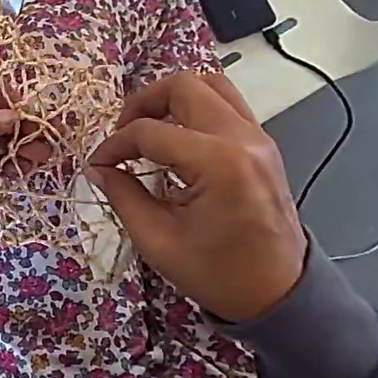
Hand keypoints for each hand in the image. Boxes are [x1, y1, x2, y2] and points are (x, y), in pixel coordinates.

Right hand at [87, 72, 305, 321]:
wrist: (279, 293)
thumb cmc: (219, 274)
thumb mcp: (159, 242)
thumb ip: (124, 196)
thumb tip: (99, 168)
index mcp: (218, 163)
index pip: (150, 132)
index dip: (115, 145)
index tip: (98, 165)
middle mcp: (242, 137)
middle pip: (183, 86)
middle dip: (142, 104)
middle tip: (122, 135)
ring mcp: (258, 136)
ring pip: (209, 84)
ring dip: (172, 99)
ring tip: (149, 129)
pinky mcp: (263, 143)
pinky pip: (226, 103)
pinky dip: (196, 108)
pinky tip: (177, 139)